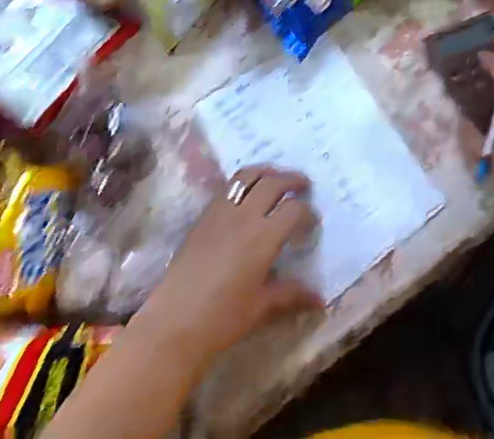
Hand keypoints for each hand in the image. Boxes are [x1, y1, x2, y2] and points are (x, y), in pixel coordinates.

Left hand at [130, 166, 323, 365]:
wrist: (173, 322)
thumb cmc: (221, 318)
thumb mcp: (260, 308)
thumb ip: (290, 295)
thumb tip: (319, 299)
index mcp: (262, 237)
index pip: (293, 210)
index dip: (307, 212)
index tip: (312, 222)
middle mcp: (243, 216)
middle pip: (272, 182)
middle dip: (291, 180)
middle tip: (303, 185)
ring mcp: (220, 212)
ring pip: (246, 176)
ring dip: (266, 172)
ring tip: (276, 178)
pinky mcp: (203, 216)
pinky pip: (227, 187)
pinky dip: (243, 182)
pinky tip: (246, 195)